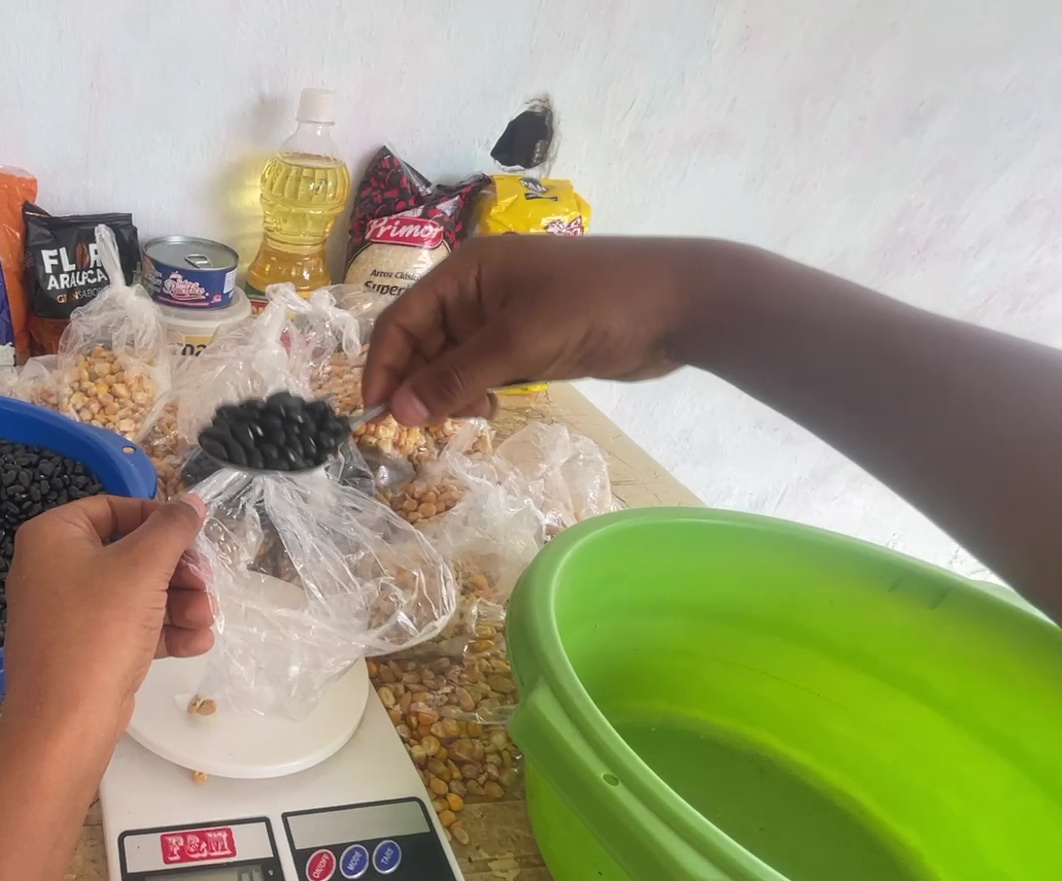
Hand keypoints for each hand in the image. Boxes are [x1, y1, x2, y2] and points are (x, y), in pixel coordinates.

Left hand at [1, 494, 210, 741]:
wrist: (65, 723)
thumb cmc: (98, 629)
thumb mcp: (142, 568)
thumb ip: (172, 528)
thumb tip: (193, 500)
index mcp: (53, 536)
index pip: (113, 508)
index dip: (158, 518)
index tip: (193, 534)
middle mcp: (53, 569)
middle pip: (130, 553)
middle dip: (176, 570)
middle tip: (207, 583)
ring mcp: (68, 612)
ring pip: (134, 593)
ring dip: (178, 602)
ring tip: (207, 617)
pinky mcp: (84, 649)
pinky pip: (128, 627)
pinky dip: (162, 630)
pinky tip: (196, 641)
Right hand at [363, 235, 723, 424]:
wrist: (683, 305)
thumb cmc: (594, 306)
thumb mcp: (517, 343)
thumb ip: (453, 379)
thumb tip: (398, 414)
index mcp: (463, 274)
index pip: (399, 322)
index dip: (382, 368)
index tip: (378, 414)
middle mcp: (472, 293)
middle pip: (419, 345)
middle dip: (417, 386)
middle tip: (425, 426)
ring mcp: (497, 318)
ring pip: (446, 364)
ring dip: (446, 395)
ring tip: (468, 416)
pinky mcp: (519, 341)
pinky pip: (475, 372)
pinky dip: (471, 394)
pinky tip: (488, 409)